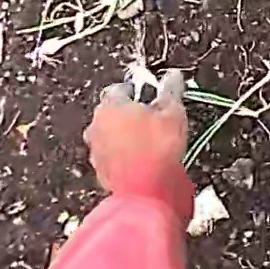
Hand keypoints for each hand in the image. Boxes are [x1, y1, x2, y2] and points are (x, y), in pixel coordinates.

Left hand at [83, 70, 191, 218]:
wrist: (146, 191)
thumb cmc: (158, 147)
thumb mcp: (173, 113)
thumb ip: (170, 91)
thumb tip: (173, 77)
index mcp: (111, 106)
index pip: (120, 88)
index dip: (137, 89)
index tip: (151, 93)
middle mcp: (96, 126)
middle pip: (114, 112)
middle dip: (131, 113)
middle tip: (155, 117)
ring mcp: (96, 150)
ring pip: (112, 134)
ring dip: (128, 134)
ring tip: (152, 140)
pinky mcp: (101, 170)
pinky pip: (114, 154)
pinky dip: (126, 153)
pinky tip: (146, 157)